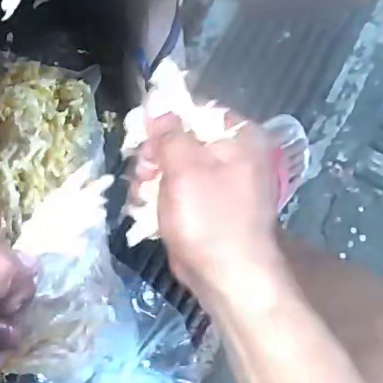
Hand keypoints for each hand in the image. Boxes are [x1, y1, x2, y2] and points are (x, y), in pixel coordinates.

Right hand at [138, 113, 286, 304]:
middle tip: (143, 174)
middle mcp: (238, 156)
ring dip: (155, 180)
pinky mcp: (213, 211)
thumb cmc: (209, 219)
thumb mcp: (184, 167)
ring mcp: (226, 186)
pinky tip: (148, 212)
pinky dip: (165, 200)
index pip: (197, 110)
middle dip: (157, 156)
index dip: (165, 120)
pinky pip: (184, 193)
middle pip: (185, 140)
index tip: (142, 137)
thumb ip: (169, 132)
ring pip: (179, 169)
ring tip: (143, 199)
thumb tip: (157, 105)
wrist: (230, 278)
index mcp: (241, 137)